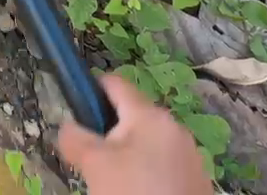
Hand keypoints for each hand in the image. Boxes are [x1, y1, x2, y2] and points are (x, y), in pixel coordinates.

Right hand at [55, 74, 212, 194]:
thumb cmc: (133, 193)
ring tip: (116, 184)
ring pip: (144, 143)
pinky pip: (161, 166)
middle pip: (128, 116)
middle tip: (95, 161)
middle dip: (107, 133)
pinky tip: (137, 193)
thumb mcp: (92, 164)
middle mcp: (174, 128)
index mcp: (150, 114)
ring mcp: (190, 158)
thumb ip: (73, 136)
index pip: (112, 82)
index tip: (78, 118)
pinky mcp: (197, 183)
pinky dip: (146, 175)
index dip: (89, 91)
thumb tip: (69, 128)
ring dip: (126, 156)